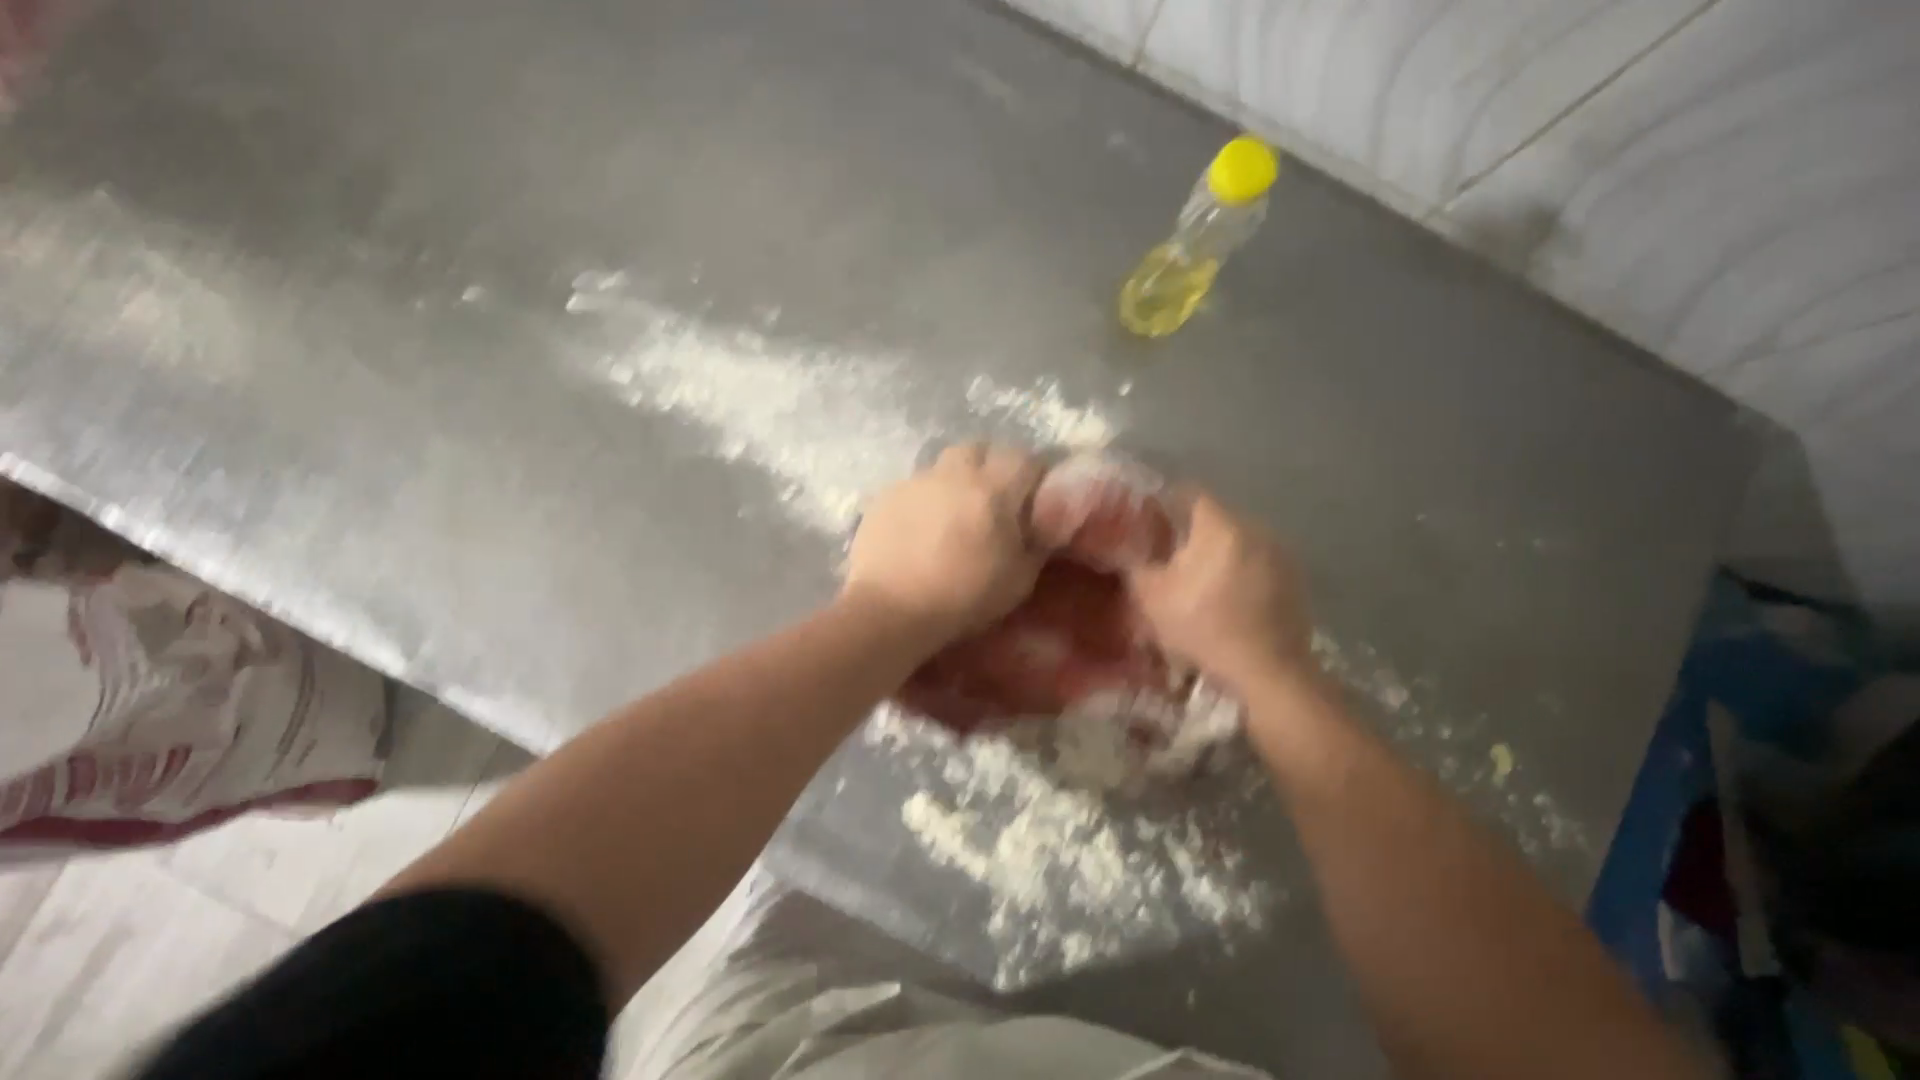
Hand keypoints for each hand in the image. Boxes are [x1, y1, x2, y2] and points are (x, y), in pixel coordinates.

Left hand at [843, 443, 1043, 640]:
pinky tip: (919, 530)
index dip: (1032, 475)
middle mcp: (954, 474)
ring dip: (954, 481)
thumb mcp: (1019, 580)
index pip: (1024, 459)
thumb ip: (1038, 543)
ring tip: (953, 514)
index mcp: (994, 490)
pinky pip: (913, 487)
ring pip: (942, 466)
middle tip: (993, 499)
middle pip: (979, 450)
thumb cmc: (963, 597)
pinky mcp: (885, 496)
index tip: (1033, 498)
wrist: (892, 609)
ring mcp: (916, 482)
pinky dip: (922, 500)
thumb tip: (1046, 522)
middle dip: (990, 466)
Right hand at [1126, 493, 1311, 690]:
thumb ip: (1134, 562)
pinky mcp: (1295, 579)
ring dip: (1217, 555)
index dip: (1162, 507)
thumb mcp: (1151, 598)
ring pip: (1237, 542)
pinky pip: (1257, 563)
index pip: (1187, 494)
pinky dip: (1240, 574)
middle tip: (1167, 560)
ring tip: (1198, 585)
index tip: (1147, 530)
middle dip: (1189, 535)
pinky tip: (1229, 602)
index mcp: (1220, 525)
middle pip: (1213, 519)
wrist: (1268, 671)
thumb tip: (1126, 545)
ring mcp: (1280, 553)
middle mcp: (1254, 527)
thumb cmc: (1204, 628)